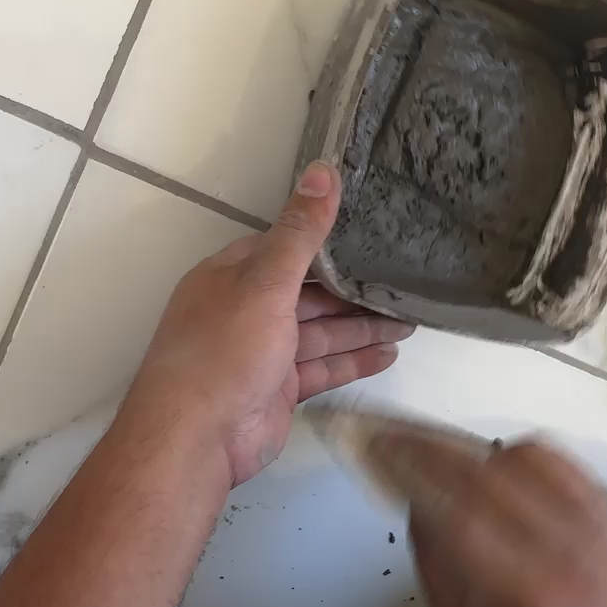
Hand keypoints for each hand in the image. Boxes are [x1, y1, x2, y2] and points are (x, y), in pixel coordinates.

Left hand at [120, 160, 414, 485]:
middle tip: (402, 285)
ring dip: (360, 327)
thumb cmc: (226, 348)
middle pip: (307, 294)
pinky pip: (321, 368)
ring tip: (409, 321)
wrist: (197, 436)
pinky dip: (352, 361)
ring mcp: (262, 352)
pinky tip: (388, 355)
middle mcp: (245, 310)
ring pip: (319, 333)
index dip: (322, 242)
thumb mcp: (266, 282)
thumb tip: (324, 170)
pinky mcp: (277, 389)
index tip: (367, 234)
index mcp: (232, 276)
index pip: (282, 249)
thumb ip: (300, 233)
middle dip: (352, 291)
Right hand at [375, 432, 606, 606]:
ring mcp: (599, 528)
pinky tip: (494, 467)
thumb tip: (411, 490)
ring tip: (448, 463)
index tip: (379, 446)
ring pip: (520, 455)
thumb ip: (433, 557)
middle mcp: (569, 552)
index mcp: (526, 595)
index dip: (412, 469)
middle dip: (428, 448)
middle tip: (394, 437)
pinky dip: (515, 453)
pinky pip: (557, 457)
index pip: (457, 509)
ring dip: (473, 450)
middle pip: (484, 473)